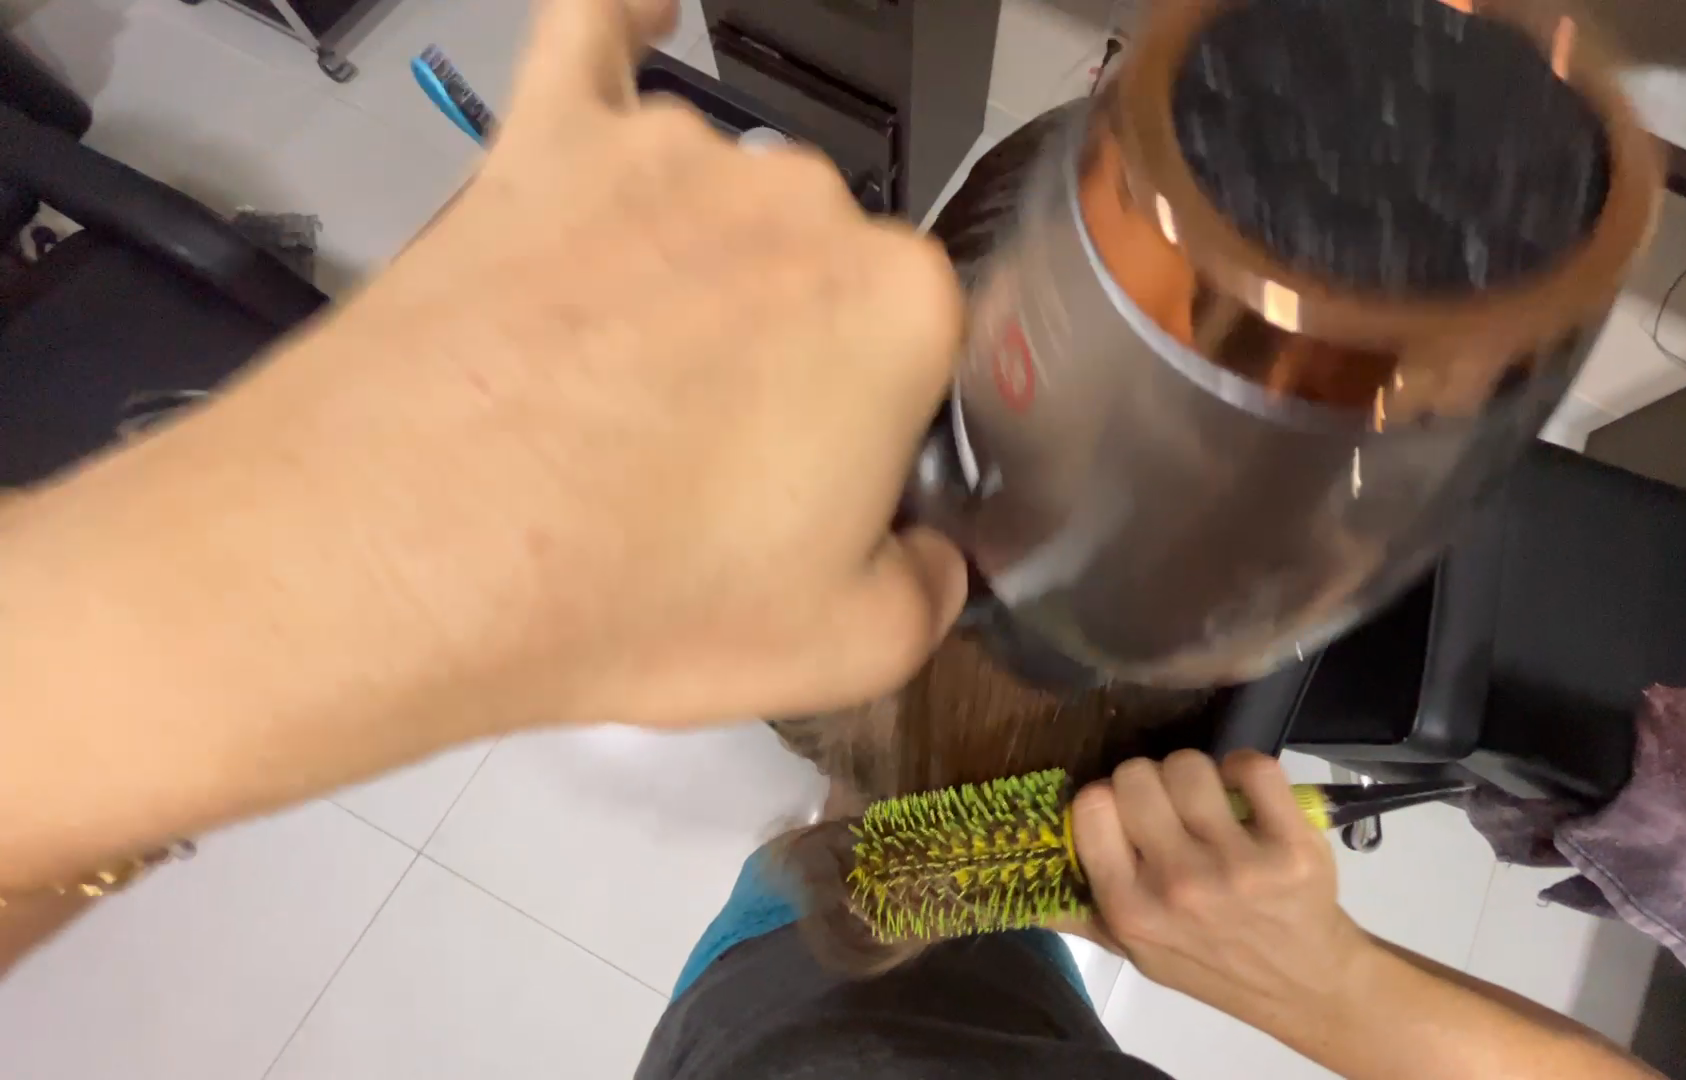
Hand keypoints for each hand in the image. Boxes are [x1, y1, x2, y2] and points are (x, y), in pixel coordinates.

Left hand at [88, 0, 964, 733]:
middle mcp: (807, 201)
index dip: (892, 437)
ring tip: (651, 388)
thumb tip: (930, 553)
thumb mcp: (856, 647)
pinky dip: (629, 27)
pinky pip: (600, 44)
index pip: (936, 361)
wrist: (397, 563)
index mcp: (901, 306)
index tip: (835, 494)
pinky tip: (646, 16)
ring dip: (732, 285)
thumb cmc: (651, 599)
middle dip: (819, 366)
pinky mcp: (546, 142)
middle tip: (738, 461)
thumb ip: (938, 589)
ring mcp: (670, 154)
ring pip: (745, 214)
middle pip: (845, 285)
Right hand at [1069, 751, 1377, 1026]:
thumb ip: (1074, 908)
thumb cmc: (1208, 960)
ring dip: (1196, 775)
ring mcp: (1238, 867)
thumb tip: (1006, 873)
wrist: (1305, 988)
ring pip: (1188, 764)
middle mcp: (1178, 886)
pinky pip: (1253, 766)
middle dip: (1150, 784)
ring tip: (1209, 806)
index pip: (1090, 804)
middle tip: (1171, 810)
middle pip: (1135, 774)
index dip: (1107, 799)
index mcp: (1129, 907)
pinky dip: (1247, 769)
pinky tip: (1247, 796)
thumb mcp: (1132, 950)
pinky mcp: (1292, 849)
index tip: (1126, 814)